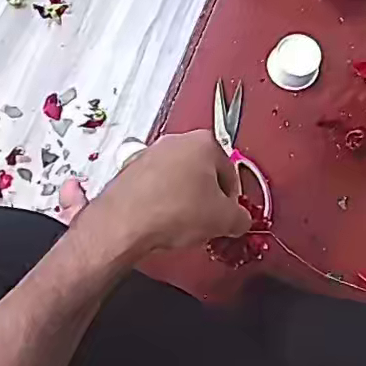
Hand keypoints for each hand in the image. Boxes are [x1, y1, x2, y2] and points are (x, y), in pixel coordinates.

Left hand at [78, 130, 252, 254]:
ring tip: (183, 224)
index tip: (229, 214)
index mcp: (204, 142)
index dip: (232, 198)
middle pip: (203, 172)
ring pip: (178, 178)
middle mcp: (176, 141)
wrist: (125, 223)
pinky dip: (161, 202)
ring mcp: (150, 154)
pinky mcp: (129, 171)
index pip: (230, 171)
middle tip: (208, 220)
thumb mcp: (224, 220)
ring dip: (184, 199)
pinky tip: (162, 222)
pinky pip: (155, 187)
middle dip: (207, 196)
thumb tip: (239, 221)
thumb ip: (241, 218)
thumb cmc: (173, 211)